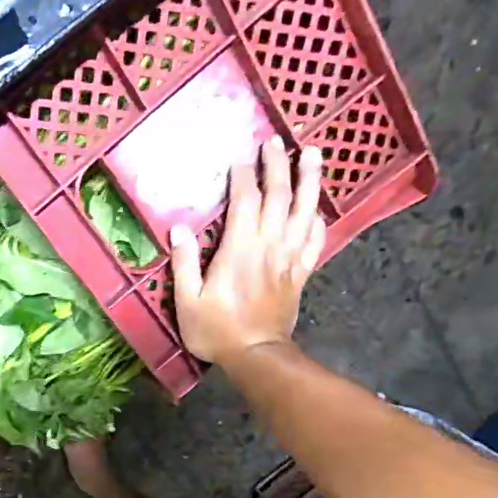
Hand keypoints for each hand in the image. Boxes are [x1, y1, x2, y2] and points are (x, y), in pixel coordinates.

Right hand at [169, 137, 325, 364]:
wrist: (257, 356)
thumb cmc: (217, 330)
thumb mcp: (187, 301)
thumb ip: (184, 263)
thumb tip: (179, 228)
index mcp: (240, 249)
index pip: (246, 201)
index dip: (244, 174)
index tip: (241, 154)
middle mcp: (269, 246)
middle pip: (279, 196)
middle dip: (278, 165)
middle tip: (276, 140)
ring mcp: (289, 259)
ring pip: (305, 211)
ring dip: (309, 181)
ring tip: (313, 154)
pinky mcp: (300, 273)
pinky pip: (315, 241)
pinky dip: (318, 221)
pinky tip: (318, 209)